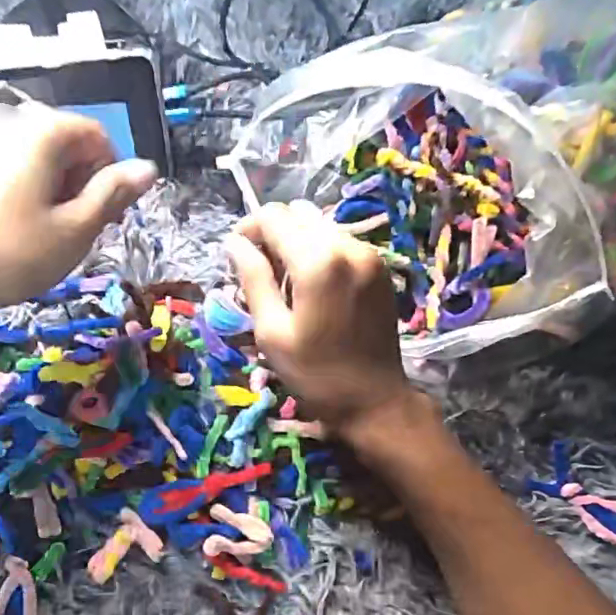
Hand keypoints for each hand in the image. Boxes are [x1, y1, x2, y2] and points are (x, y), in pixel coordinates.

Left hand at [0, 102, 157, 331]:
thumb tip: (148, 168)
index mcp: (41, 127)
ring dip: (49, 186)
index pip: (97, 135)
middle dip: (78, 181)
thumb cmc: (10, 257)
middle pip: (63, 140)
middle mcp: (4, 115)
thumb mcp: (74, 232)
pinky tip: (6, 226)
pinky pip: (0, 161)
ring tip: (39, 233)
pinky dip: (17, 187)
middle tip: (73, 231)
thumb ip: (113, 195)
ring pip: (31, 152)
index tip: (107, 218)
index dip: (112, 176)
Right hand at [225, 202, 423, 440]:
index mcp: (318, 262)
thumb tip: (235, 243)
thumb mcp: (272, 332)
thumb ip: (253, 279)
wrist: (373, 400)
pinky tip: (313, 285)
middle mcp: (348, 246)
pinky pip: (340, 241)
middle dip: (272, 233)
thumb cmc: (315, 374)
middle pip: (298, 214)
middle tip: (260, 271)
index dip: (248, 229)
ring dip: (296, 241)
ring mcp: (369, 254)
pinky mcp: (380, 266)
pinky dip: (319, 251)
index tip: (236, 256)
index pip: (274, 217)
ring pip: (320, 225)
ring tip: (286, 281)